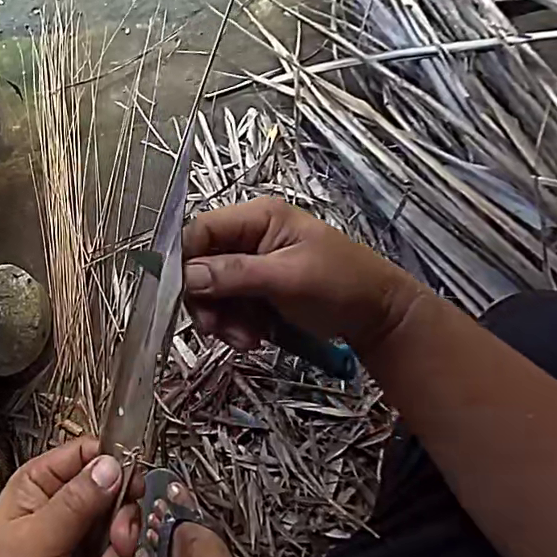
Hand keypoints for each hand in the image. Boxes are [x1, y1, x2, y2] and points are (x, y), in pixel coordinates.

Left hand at [0, 437, 140, 556]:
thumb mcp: (36, 546)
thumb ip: (76, 504)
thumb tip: (111, 464)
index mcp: (38, 484)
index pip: (88, 453)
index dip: (114, 465)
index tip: (131, 488)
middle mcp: (59, 505)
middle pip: (114, 492)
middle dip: (121, 524)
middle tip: (116, 544)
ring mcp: (75, 539)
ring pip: (120, 531)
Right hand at [182, 197, 429, 355]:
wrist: (378, 316)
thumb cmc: (341, 284)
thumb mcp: (288, 277)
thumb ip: (235, 274)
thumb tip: (185, 277)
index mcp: (258, 218)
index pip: (202, 230)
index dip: (183, 260)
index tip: (178, 294)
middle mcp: (249, 237)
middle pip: (200, 264)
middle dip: (206, 299)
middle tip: (216, 328)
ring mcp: (251, 266)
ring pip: (211, 291)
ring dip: (222, 319)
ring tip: (246, 339)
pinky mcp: (255, 291)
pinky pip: (228, 307)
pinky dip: (235, 326)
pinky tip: (253, 339)